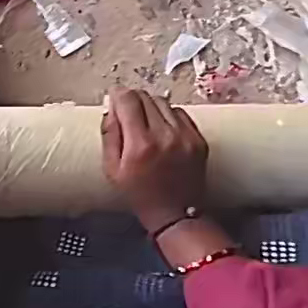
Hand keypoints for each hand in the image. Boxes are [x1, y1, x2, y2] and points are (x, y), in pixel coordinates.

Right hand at [101, 88, 208, 230]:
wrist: (176, 214)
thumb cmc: (139, 194)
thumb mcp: (112, 169)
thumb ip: (109, 134)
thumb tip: (111, 108)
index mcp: (140, 144)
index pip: (128, 100)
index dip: (118, 94)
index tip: (114, 97)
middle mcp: (165, 135)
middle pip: (145, 97)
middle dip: (132, 100)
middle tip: (127, 112)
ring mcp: (185, 136)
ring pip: (163, 102)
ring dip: (150, 107)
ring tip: (145, 123)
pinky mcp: (199, 139)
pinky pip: (180, 113)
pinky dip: (168, 116)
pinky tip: (162, 130)